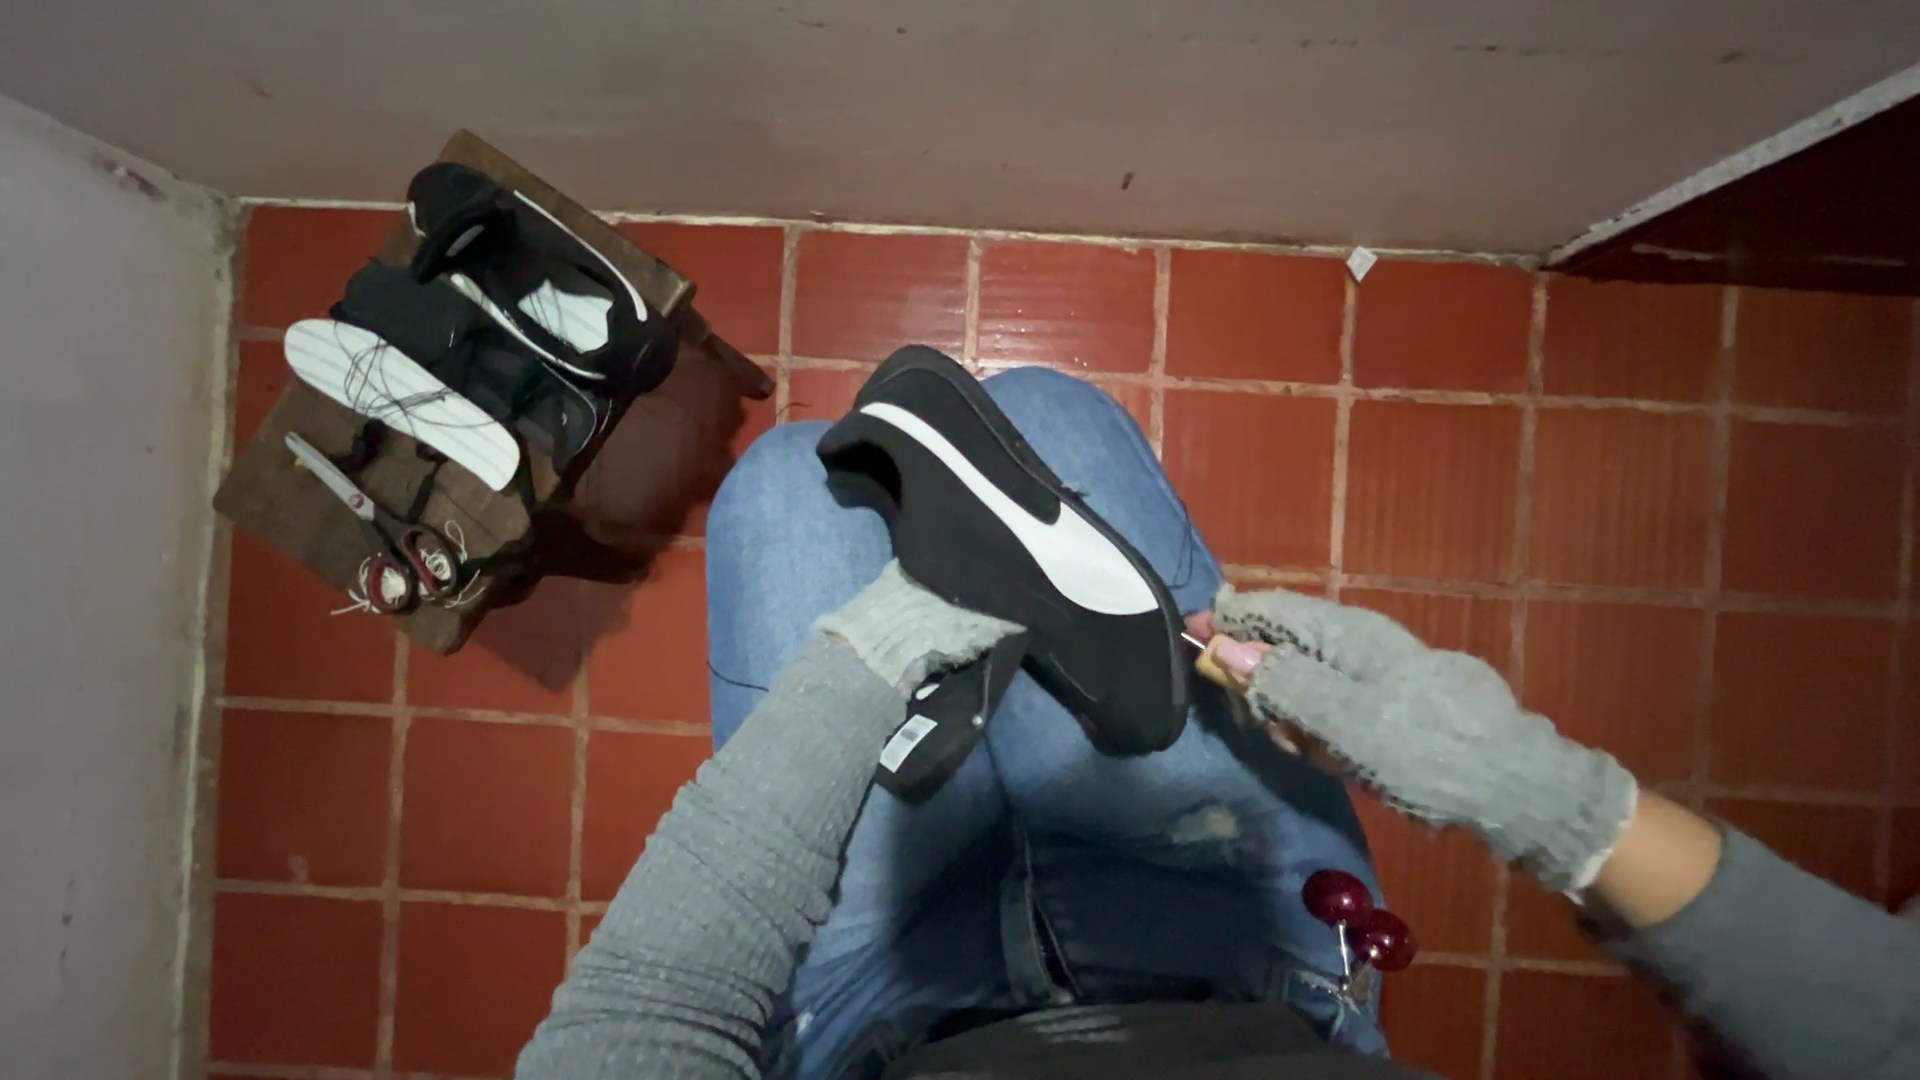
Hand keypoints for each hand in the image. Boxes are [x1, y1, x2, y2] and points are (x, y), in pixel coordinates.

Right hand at [1199, 585, 1637, 892]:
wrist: (1515, 787)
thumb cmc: (1425, 750)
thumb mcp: (1344, 721)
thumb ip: (1282, 683)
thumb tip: (1225, 650)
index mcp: (1343, 631)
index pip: (1265, 608)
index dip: (1223, 621)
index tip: (1193, 646)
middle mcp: (1354, 639)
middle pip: (1276, 646)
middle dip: (1263, 685)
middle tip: (1273, 728)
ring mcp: (1371, 667)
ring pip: (1300, 679)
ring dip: (1292, 715)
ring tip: (1315, 752)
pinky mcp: (1385, 695)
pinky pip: (1329, 701)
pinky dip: (1320, 727)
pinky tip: (1337, 756)